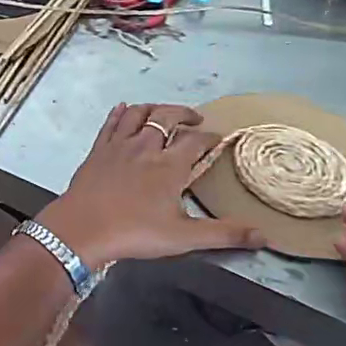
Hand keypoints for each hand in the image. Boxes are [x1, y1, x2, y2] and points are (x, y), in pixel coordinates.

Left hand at [39, 102, 264, 268]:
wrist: (82, 228)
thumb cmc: (133, 232)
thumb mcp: (184, 237)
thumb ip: (224, 234)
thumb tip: (264, 236)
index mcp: (169, 166)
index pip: (196, 140)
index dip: (210, 137)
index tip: (218, 139)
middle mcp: (145, 148)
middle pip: (166, 117)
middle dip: (184, 113)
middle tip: (195, 118)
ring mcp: (118, 146)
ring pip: (137, 115)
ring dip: (153, 108)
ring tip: (163, 112)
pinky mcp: (97, 151)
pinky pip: (110, 124)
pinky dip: (119, 113)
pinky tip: (123, 108)